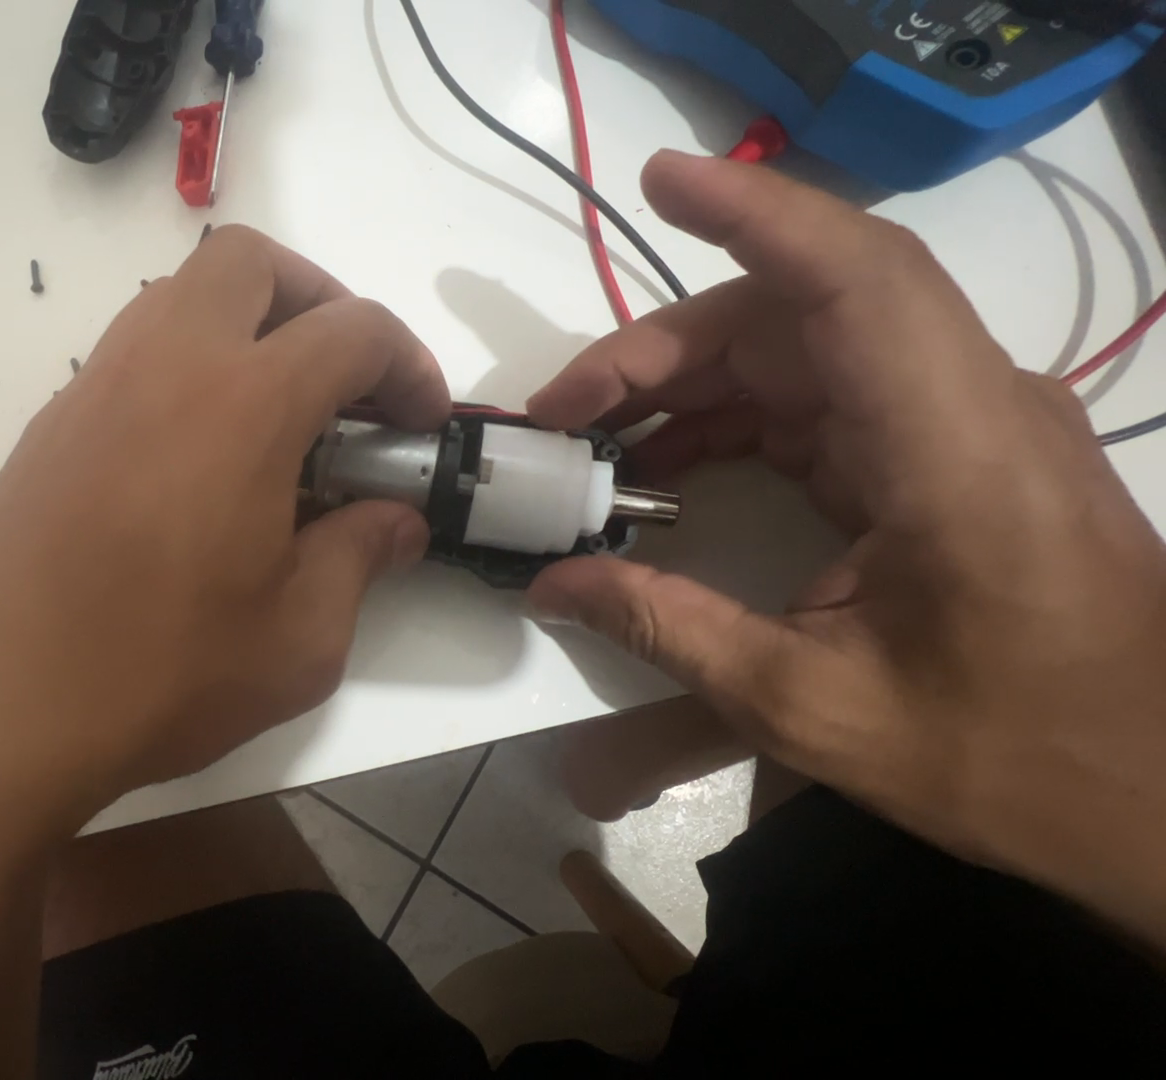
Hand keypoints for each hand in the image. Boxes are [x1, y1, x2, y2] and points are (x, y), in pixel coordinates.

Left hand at [0, 226, 449, 836]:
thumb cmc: (158, 675)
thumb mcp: (297, 639)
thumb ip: (359, 559)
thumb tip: (396, 522)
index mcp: (243, 403)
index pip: (353, 330)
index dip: (408, 364)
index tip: (419, 421)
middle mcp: (163, 364)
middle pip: (252, 264)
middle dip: (319, 301)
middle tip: (343, 384)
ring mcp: (92, 387)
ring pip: (180, 298)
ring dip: (244, 328)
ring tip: (272, 422)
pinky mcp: (47, 427)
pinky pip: (131, 356)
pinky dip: (183, 371)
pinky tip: (194, 463)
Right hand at [525, 152, 1165, 945]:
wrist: (1151, 795)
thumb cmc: (1006, 755)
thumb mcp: (806, 705)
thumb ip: (665, 629)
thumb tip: (549, 585)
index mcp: (951, 456)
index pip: (856, 282)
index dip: (757, 212)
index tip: (660, 180)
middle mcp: (957, 409)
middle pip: (789, 317)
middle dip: (657, 351)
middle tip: (556, 413)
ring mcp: (944, 425)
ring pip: (789, 350)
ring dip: (678, 382)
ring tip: (587, 441)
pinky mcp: (925, 452)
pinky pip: (804, 398)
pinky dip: (718, 418)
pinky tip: (655, 463)